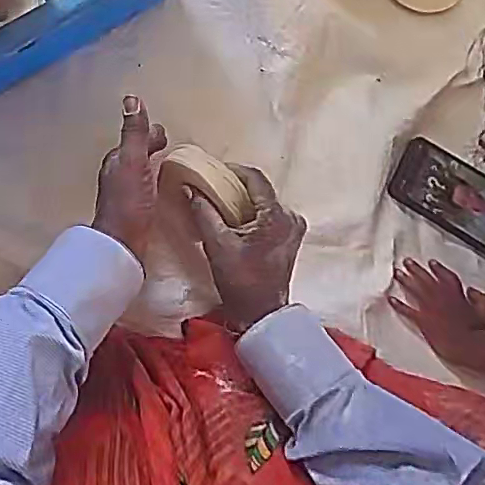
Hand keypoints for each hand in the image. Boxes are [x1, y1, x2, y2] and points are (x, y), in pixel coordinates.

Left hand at [91, 97, 168, 260]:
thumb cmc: (128, 202)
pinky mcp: (134, 211)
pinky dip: (156, 183)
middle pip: (137, 155)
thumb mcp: (133, 161)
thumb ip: (134, 133)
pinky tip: (165, 191)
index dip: (150, 135)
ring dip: (154, 166)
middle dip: (152, 148)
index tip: (165, 134)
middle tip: (170, 147)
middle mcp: (117, 175)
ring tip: (171, 166)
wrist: (122, 245)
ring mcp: (125, 194)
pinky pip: (147, 189)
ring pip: (141, 172)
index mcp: (116, 161)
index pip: (135, 140)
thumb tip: (131, 99)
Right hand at [187, 165, 306, 331]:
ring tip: (223, 204)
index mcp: (276, 216)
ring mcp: (294, 229)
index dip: (234, 170)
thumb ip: (203, 213)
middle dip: (237, 187)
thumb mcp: (217, 245)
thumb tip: (190, 190)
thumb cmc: (241, 281)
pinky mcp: (290, 240)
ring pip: (266, 203)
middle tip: (215, 187)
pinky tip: (236, 221)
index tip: (216, 171)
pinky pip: (270, 216)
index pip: (256, 179)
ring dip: (245, 201)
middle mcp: (291, 218)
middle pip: (261, 191)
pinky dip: (253, 214)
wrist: (261, 314)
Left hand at [388, 258, 484, 369]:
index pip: (445, 277)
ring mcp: (429, 308)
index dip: (438, 269)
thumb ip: (479, 297)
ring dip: (404, 281)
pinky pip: (406, 310)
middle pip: (425, 279)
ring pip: (414, 290)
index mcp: (455, 294)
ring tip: (396, 273)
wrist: (466, 346)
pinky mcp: (421, 320)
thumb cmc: (478, 332)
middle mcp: (439, 297)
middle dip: (415, 269)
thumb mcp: (484, 310)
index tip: (431, 263)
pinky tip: (390, 299)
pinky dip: (398, 305)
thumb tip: (472, 290)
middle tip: (406, 261)